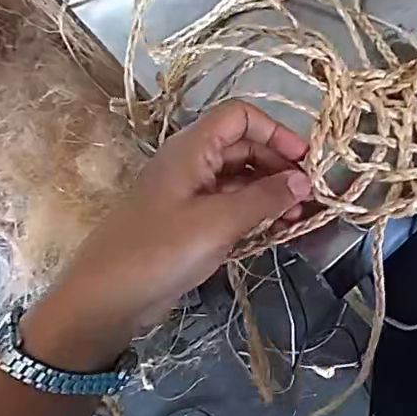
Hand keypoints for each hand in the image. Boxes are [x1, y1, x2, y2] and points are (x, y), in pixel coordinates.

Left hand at [26, 100, 312, 362]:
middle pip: (245, 146)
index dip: (275, 131)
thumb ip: (265, 198)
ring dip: (272, 190)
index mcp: (192, 148)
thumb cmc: (160, 251)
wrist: (106, 299)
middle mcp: (193, 162)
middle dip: (279, 164)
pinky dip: (256, 211)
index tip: (304, 160)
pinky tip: (278, 228)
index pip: (240, 116)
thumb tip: (304, 180)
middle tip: (309, 194)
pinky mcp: (192, 221)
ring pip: (241, 177)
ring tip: (299, 216)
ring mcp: (192, 192)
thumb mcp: (219, 222)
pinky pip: (232, 204)